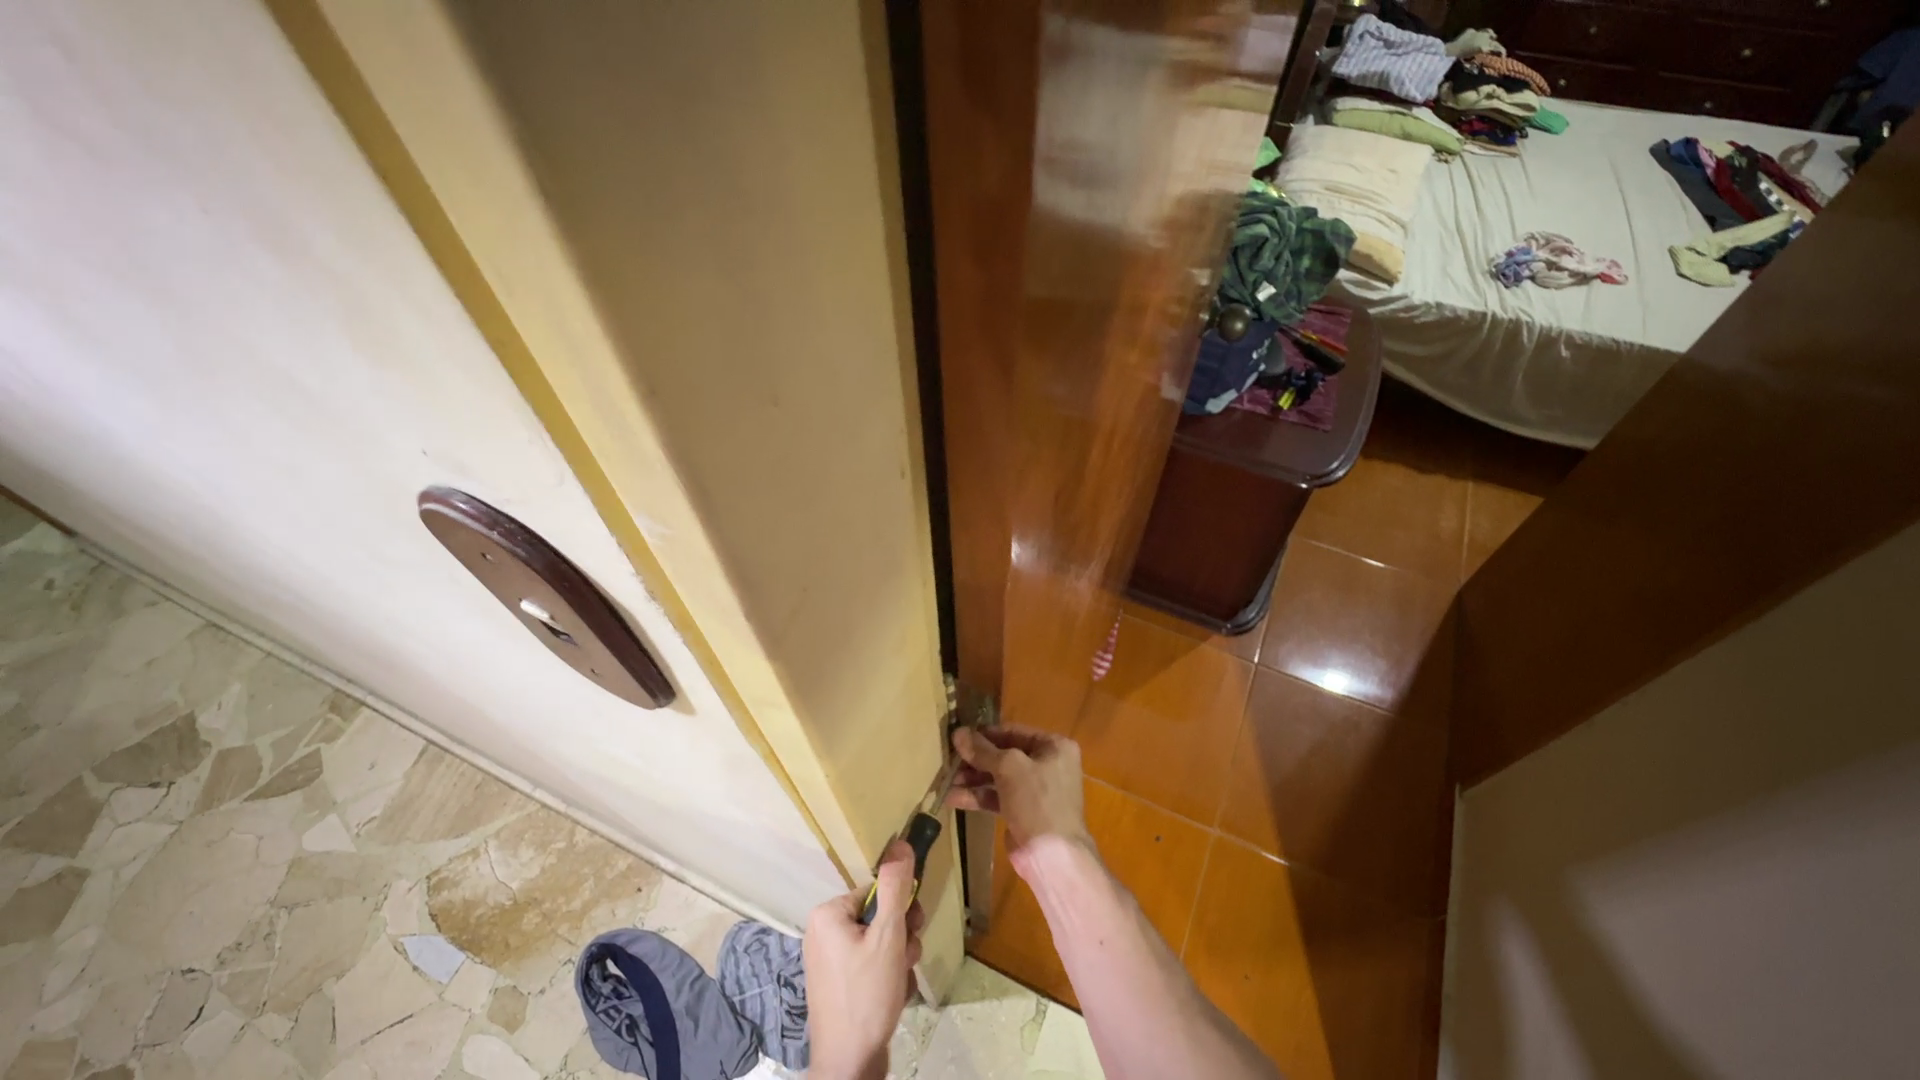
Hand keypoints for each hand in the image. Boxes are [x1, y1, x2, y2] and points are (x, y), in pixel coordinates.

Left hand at [803, 838, 924, 1079]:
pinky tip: (892, 994)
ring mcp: (830, 960)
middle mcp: (824, 932)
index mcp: (828, 914)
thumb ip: (896, 889)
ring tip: (898, 980)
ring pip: (880, 942)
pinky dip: (888, 976)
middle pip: (880, 916)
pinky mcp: (840, 983)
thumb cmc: (866, 994)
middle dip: (901, 936)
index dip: (900, 909)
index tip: (910, 928)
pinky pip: (872, 964)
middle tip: (904, 957)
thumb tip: (901, 843)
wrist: (849, 1062)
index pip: (876, 892)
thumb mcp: (888, 936)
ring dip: (899, 958)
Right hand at [945, 726, 1093, 875]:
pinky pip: (997, 798)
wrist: (1052, 856)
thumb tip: (958, 733)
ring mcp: (1035, 791)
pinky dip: (977, 797)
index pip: (1015, 732)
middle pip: (1005, 755)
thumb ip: (983, 750)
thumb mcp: (1009, 768)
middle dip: (976, 759)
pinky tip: (953, 798)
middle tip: (949, 758)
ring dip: (973, 778)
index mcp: (1054, 747)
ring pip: (999, 778)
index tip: (959, 735)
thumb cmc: (1037, 801)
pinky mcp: (1022, 812)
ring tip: (946, 779)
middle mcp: (1047, 765)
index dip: (986, 734)